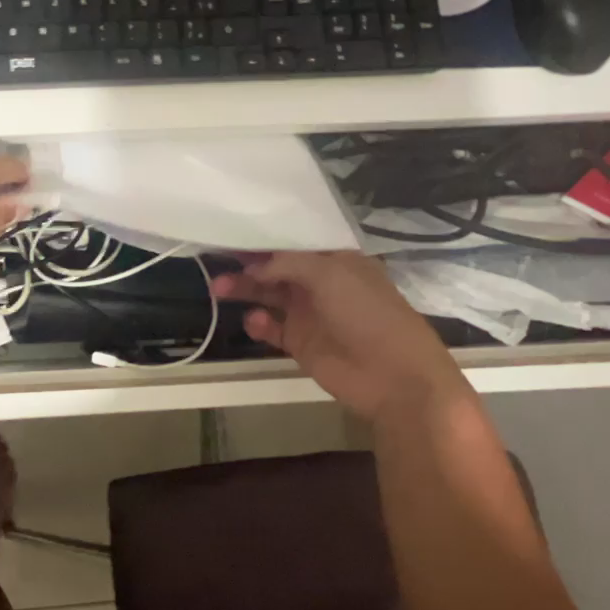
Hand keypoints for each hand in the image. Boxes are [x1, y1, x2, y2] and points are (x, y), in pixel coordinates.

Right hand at [211, 252, 469, 423]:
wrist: (395, 378)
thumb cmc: (368, 314)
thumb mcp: (330, 274)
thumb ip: (286, 263)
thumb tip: (252, 267)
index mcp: (335, 260)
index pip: (292, 243)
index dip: (263, 238)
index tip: (231, 232)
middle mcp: (320, 283)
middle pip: (274, 267)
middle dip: (246, 263)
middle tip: (215, 260)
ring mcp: (309, 313)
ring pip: (267, 295)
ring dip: (244, 289)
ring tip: (219, 289)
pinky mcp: (300, 342)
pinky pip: (270, 327)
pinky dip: (258, 322)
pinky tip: (255, 322)